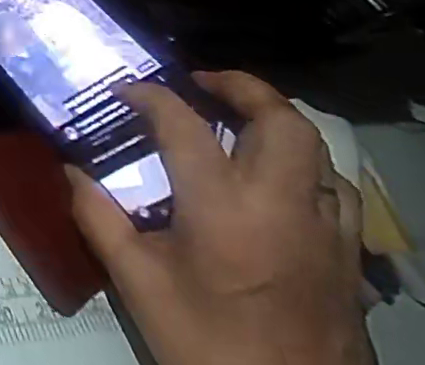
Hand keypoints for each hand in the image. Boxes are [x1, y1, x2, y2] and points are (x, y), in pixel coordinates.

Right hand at [67, 71, 372, 364]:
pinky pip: (339, 190)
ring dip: (277, 121)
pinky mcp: (351, 258)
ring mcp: (326, 230)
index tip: (126, 91)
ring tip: (240, 123)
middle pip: (279, 118)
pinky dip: (310, 168)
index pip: (183, 123)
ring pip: (319, 147)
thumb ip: (100, 219)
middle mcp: (283, 204)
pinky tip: (284, 181)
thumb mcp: (140, 285)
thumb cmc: (206, 345)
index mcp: (223, 208)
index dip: (150, 96)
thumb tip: (72, 171)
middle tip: (203, 84)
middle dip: (242, 86)